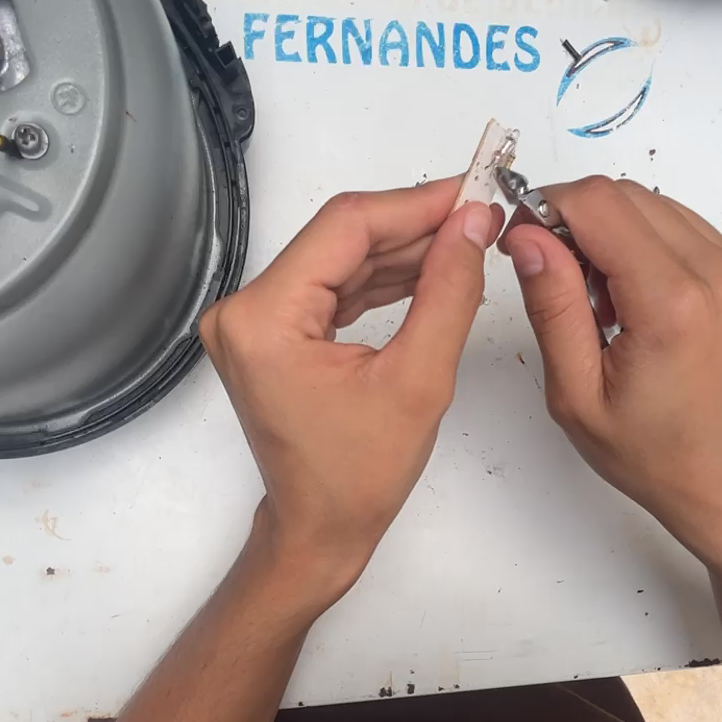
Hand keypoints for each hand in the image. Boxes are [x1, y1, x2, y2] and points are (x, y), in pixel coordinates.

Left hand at [201, 179, 502, 606]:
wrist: (319, 530)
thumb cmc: (359, 478)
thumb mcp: (419, 382)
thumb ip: (449, 293)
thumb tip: (473, 223)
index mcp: (264, 320)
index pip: (346, 228)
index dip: (416, 204)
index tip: (472, 191)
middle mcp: (244, 312)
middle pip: (340, 240)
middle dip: (413, 227)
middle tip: (478, 215)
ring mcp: (254, 323)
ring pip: (339, 262)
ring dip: (401, 253)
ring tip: (463, 244)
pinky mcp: (271, 335)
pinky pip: (332, 291)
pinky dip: (379, 282)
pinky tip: (426, 273)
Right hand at [500, 177, 721, 566]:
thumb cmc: (652, 452)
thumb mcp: (577, 393)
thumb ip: (552, 307)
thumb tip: (527, 240)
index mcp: (673, 306)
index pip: (599, 205)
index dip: (547, 209)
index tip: (520, 238)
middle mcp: (718, 275)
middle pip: (626, 196)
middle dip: (574, 222)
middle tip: (551, 277)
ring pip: (653, 206)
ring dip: (609, 236)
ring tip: (596, 302)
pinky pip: (681, 227)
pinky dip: (642, 246)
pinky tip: (629, 298)